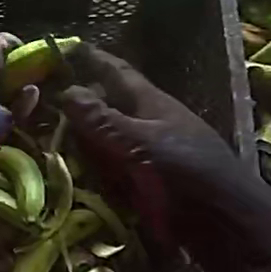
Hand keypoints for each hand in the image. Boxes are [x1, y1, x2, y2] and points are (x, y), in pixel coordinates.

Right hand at [58, 44, 270, 271]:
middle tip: (45, 102)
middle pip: (107, 106)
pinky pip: (110, 169)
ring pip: (105, 139)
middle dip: (79, 105)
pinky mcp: (145, 184)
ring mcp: (147, 155)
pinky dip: (92, 170)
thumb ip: (102, 119)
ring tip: (51, 138)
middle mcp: (148, 124)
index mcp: (152, 104)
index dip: (95, 59)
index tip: (68, 47)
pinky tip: (75, 174)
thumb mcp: (141, 142)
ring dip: (82, 141)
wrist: (225, 225)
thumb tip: (65, 90)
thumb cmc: (187, 174)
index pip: (118, 72)